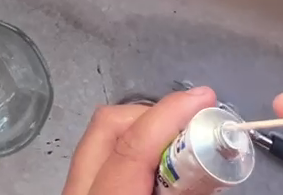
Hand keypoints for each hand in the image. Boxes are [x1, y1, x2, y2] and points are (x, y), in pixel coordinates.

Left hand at [62, 86, 216, 194]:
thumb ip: (185, 192)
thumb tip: (211, 158)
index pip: (132, 144)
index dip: (170, 115)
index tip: (204, 97)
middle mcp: (75, 190)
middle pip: (106, 125)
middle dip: (153, 116)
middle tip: (193, 124)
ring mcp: (71, 190)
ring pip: (100, 138)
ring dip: (142, 134)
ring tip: (180, 147)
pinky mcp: (78, 193)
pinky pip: (99, 160)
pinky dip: (129, 154)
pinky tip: (156, 169)